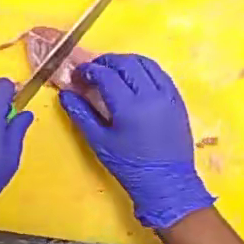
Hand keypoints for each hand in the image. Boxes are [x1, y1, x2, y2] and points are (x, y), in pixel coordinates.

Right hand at [61, 53, 215, 229]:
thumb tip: (66, 94)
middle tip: (91, 70)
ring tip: (111, 70)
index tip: (77, 75)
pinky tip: (133, 79)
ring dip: (125, 62)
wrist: (165, 181)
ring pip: (146, 63)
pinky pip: (160, 73)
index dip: (88, 70)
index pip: (106, 74)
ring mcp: (167, 95)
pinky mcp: (177, 99)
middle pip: (127, 63)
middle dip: (106, 61)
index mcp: (129, 106)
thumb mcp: (99, 142)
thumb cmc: (128, 165)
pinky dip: (143, 69)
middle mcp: (151, 94)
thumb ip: (81, 114)